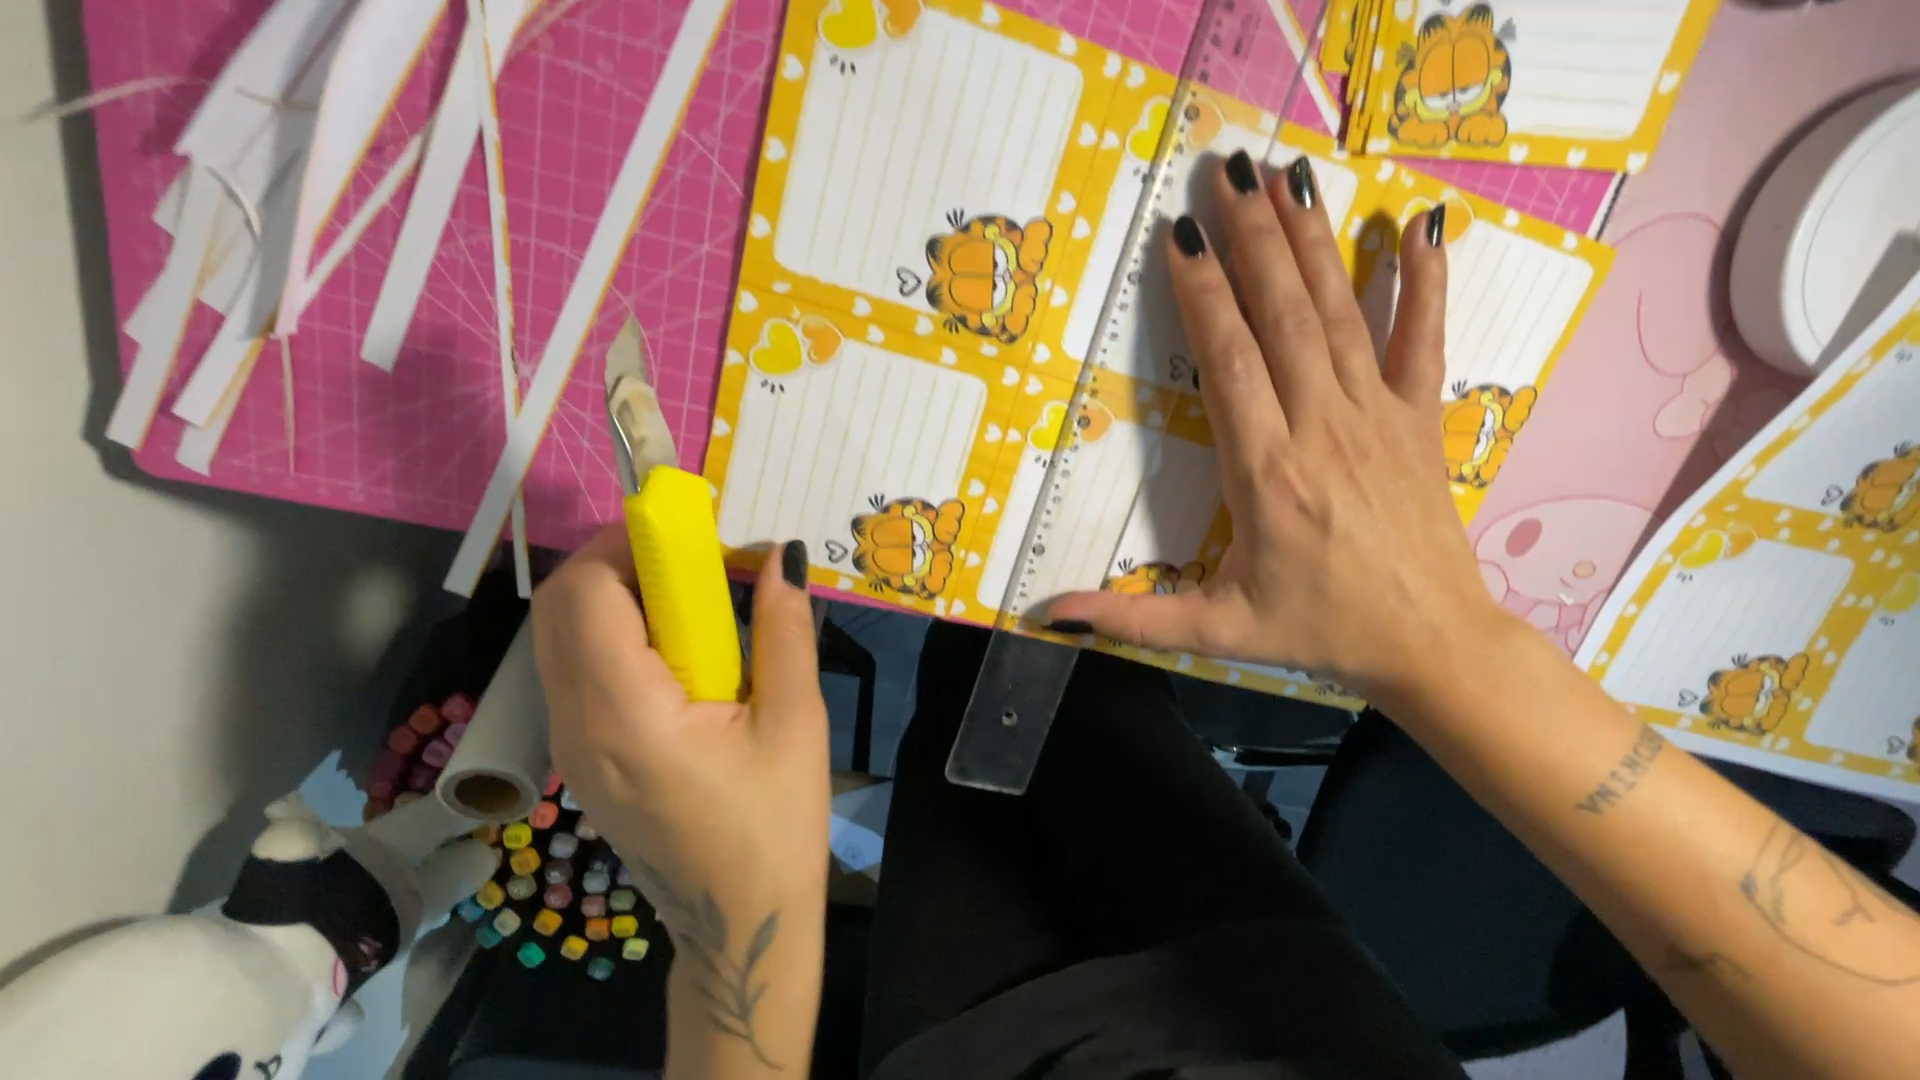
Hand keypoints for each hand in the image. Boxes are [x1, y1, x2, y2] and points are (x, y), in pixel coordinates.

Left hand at [532, 529, 828, 1070]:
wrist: (739, 924)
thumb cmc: (775, 825)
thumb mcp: (795, 722)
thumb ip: (783, 630)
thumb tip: (780, 557)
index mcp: (628, 715)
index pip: (585, 594)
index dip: (625, 543)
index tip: (685, 529)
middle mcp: (577, 725)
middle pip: (559, 607)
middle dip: (618, 562)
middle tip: (691, 560)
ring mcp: (569, 745)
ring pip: (560, 637)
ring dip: (615, 597)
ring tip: (691, 601)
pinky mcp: (581, 757)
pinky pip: (575, 670)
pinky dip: (612, 635)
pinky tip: (676, 652)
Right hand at [1044, 153, 1509, 701]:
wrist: (1432, 644)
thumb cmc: (1319, 632)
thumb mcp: (1218, 633)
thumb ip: (1132, 622)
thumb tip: (1049, 617)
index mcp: (1266, 474)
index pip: (1229, 364)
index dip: (1203, 296)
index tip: (1180, 236)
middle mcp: (1322, 428)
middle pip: (1283, 317)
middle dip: (1250, 239)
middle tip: (1224, 169)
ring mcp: (1379, 416)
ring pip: (1341, 314)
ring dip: (1310, 241)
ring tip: (1287, 175)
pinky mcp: (1420, 418)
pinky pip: (1425, 337)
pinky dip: (1425, 280)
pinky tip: (1421, 223)